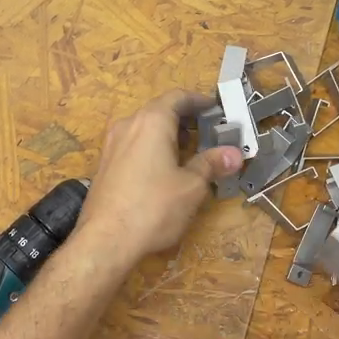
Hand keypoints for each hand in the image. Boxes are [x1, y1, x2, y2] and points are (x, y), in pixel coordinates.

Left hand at [76, 91, 242, 262]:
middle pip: (160, 110)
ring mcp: (112, 145)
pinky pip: (133, 145)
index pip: (178, 97)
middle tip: (208, 133)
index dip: (199, 101)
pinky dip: (152, 148)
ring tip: (189, 153)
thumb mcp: (192, 186)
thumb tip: (234, 155)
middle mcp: (129, 125)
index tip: (216, 109)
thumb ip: (212, 164)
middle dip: (185, 119)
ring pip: (145, 129)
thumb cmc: (153, 207)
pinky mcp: (105, 165)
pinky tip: (164, 171)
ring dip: (168, 135)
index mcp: (152, 121)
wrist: (104, 241)